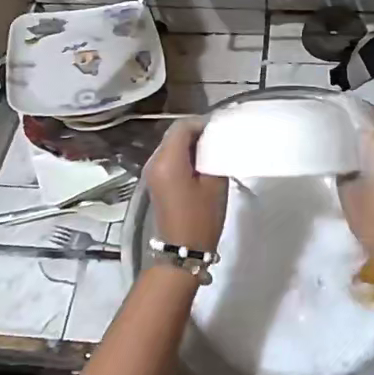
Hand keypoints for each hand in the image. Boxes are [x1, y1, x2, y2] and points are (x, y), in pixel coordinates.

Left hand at [145, 117, 228, 249]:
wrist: (181, 251)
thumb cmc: (200, 218)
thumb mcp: (214, 184)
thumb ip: (213, 156)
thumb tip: (213, 141)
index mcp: (167, 160)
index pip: (182, 127)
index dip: (202, 123)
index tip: (221, 129)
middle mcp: (154, 161)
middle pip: (174, 135)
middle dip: (196, 133)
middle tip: (220, 139)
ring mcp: (152, 172)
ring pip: (171, 146)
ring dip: (191, 145)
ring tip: (214, 152)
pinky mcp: (156, 182)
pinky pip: (169, 159)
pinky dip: (184, 156)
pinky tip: (202, 165)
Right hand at [338, 102, 373, 268]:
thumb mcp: (347, 192)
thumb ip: (343, 168)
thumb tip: (341, 159)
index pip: (361, 115)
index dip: (342, 112)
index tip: (324, 112)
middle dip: (353, 126)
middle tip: (329, 129)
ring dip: (364, 140)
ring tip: (339, 144)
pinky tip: (357, 161)